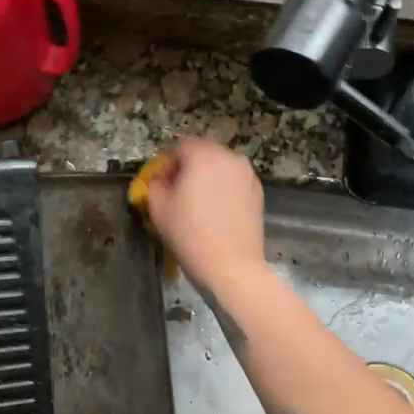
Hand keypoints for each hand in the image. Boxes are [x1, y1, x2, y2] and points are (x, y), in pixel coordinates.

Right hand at [145, 137, 267, 291]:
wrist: (231, 267)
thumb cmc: (190, 236)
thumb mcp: (158, 209)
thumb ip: (155, 184)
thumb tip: (161, 179)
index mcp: (203, 156)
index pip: (179, 147)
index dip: (167, 164)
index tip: (162, 185)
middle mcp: (229, 157)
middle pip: (203, 153)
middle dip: (189, 168)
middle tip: (179, 194)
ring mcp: (248, 174)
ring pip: (221, 167)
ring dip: (208, 178)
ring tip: (200, 204)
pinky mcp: (258, 191)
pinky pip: (235, 181)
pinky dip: (225, 189)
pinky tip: (218, 212)